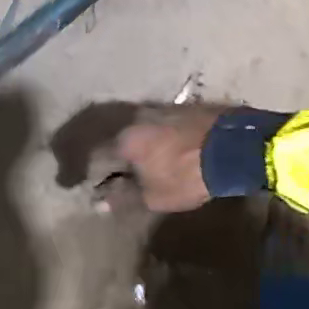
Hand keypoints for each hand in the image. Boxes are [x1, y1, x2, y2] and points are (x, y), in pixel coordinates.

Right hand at [91, 106, 224, 212]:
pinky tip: (160, 148)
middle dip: (109, 156)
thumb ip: (123, 198)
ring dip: (133, 145)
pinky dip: (152, 137)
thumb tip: (98, 202)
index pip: (93, 155)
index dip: (84, 172)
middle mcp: (135, 118)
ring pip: (135, 128)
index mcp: (124, 140)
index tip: (77, 184)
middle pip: (114, 138)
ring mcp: (158, 108)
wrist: (232, 145)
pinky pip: (155, 123)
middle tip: (110, 173)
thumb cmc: (188, 175)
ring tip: (137, 162)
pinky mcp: (179, 106)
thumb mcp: (154, 196)